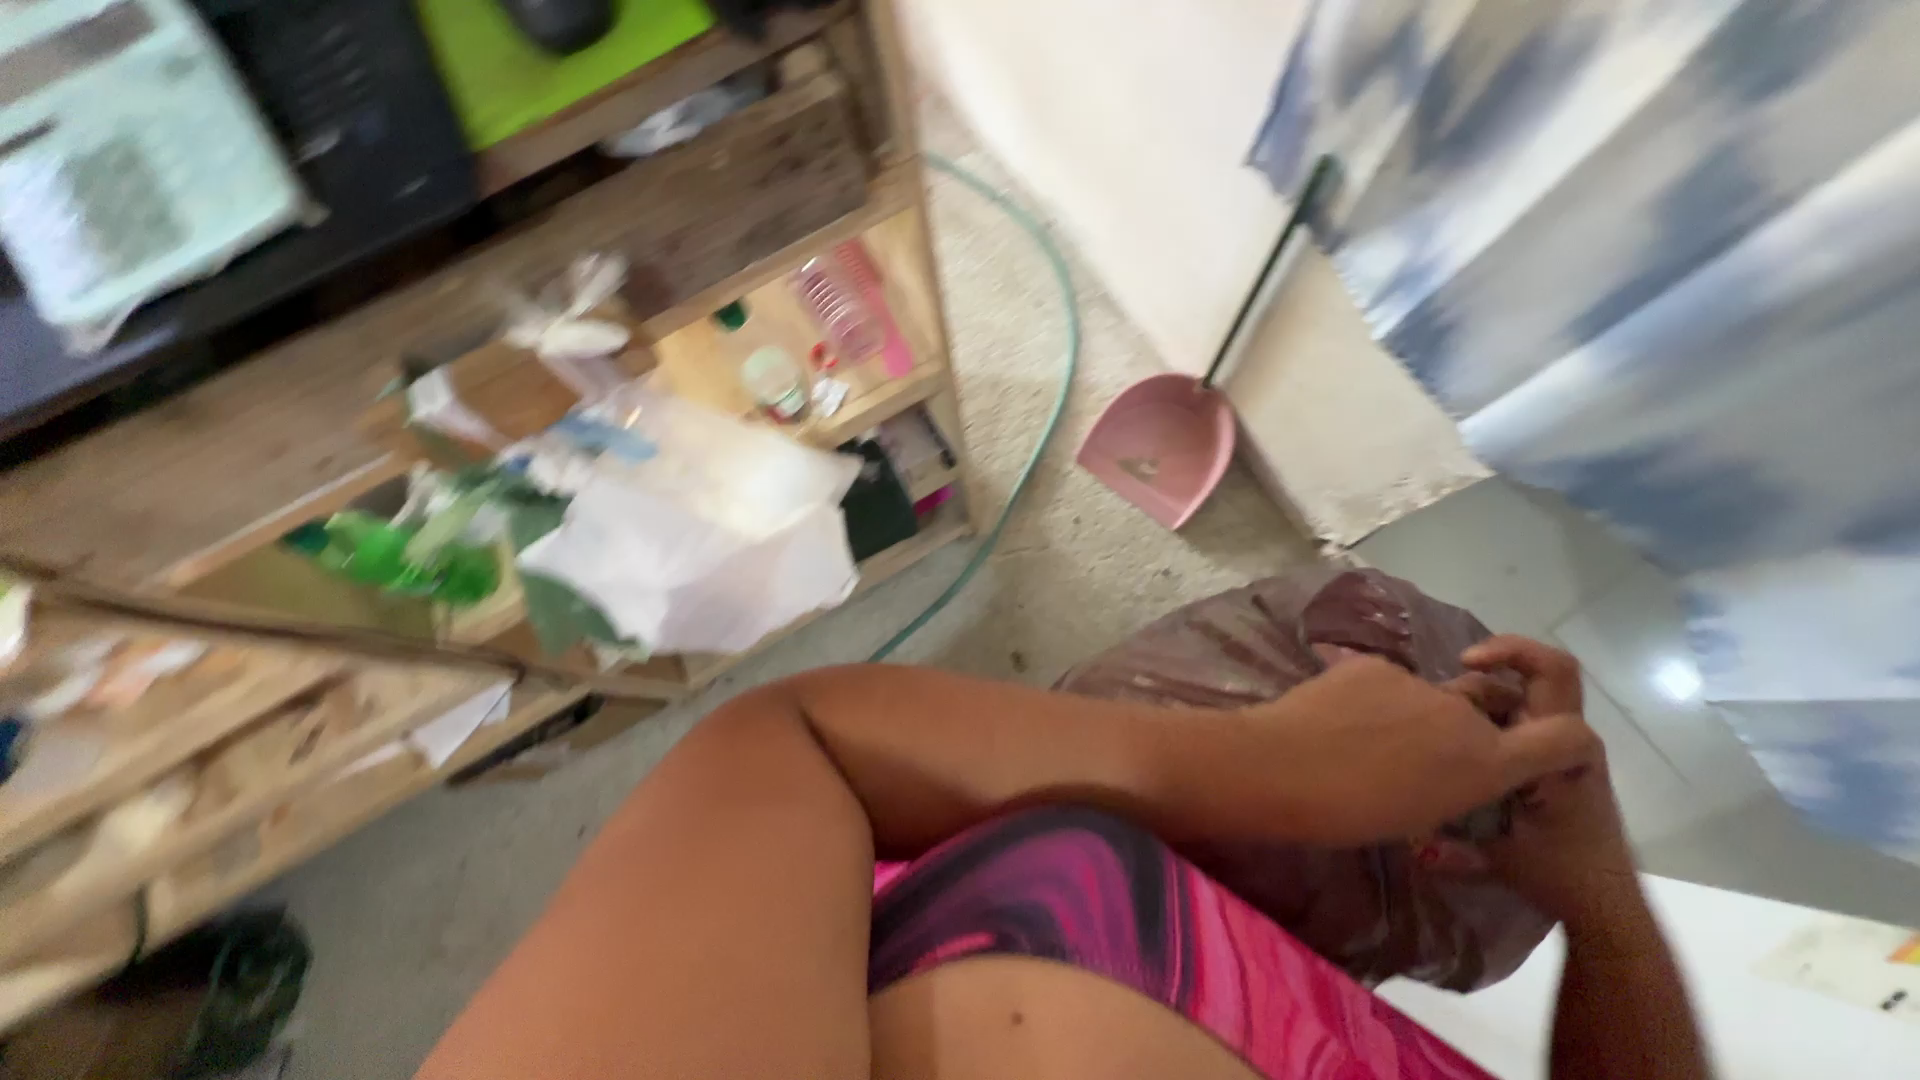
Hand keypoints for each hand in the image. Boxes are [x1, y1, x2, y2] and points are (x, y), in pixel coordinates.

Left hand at [1258, 653, 1598, 844]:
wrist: (1281, 768)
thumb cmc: (1350, 813)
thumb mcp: (1424, 815)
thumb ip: (1456, 782)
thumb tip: (1453, 767)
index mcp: (1487, 764)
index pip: (1570, 738)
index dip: (1566, 738)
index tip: (1539, 740)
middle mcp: (1465, 716)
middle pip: (1482, 709)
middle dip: (1461, 723)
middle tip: (1413, 747)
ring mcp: (1418, 683)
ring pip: (1428, 693)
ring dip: (1410, 709)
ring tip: (1362, 735)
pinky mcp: (1374, 663)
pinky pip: (1385, 679)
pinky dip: (1370, 694)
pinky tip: (1337, 716)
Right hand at [1453, 636, 1641, 929]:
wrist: (1605, 905)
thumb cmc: (1555, 873)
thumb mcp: (1496, 852)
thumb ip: (1451, 837)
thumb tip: (1404, 822)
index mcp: (1559, 748)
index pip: (1552, 672)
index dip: (1511, 653)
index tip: (1465, 665)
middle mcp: (1567, 739)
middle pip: (1545, 672)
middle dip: (1498, 663)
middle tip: (1452, 679)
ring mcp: (1564, 751)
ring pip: (1526, 697)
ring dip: (1487, 695)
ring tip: (1442, 715)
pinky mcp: (1555, 763)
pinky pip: (1522, 721)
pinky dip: (1489, 717)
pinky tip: (1454, 740)